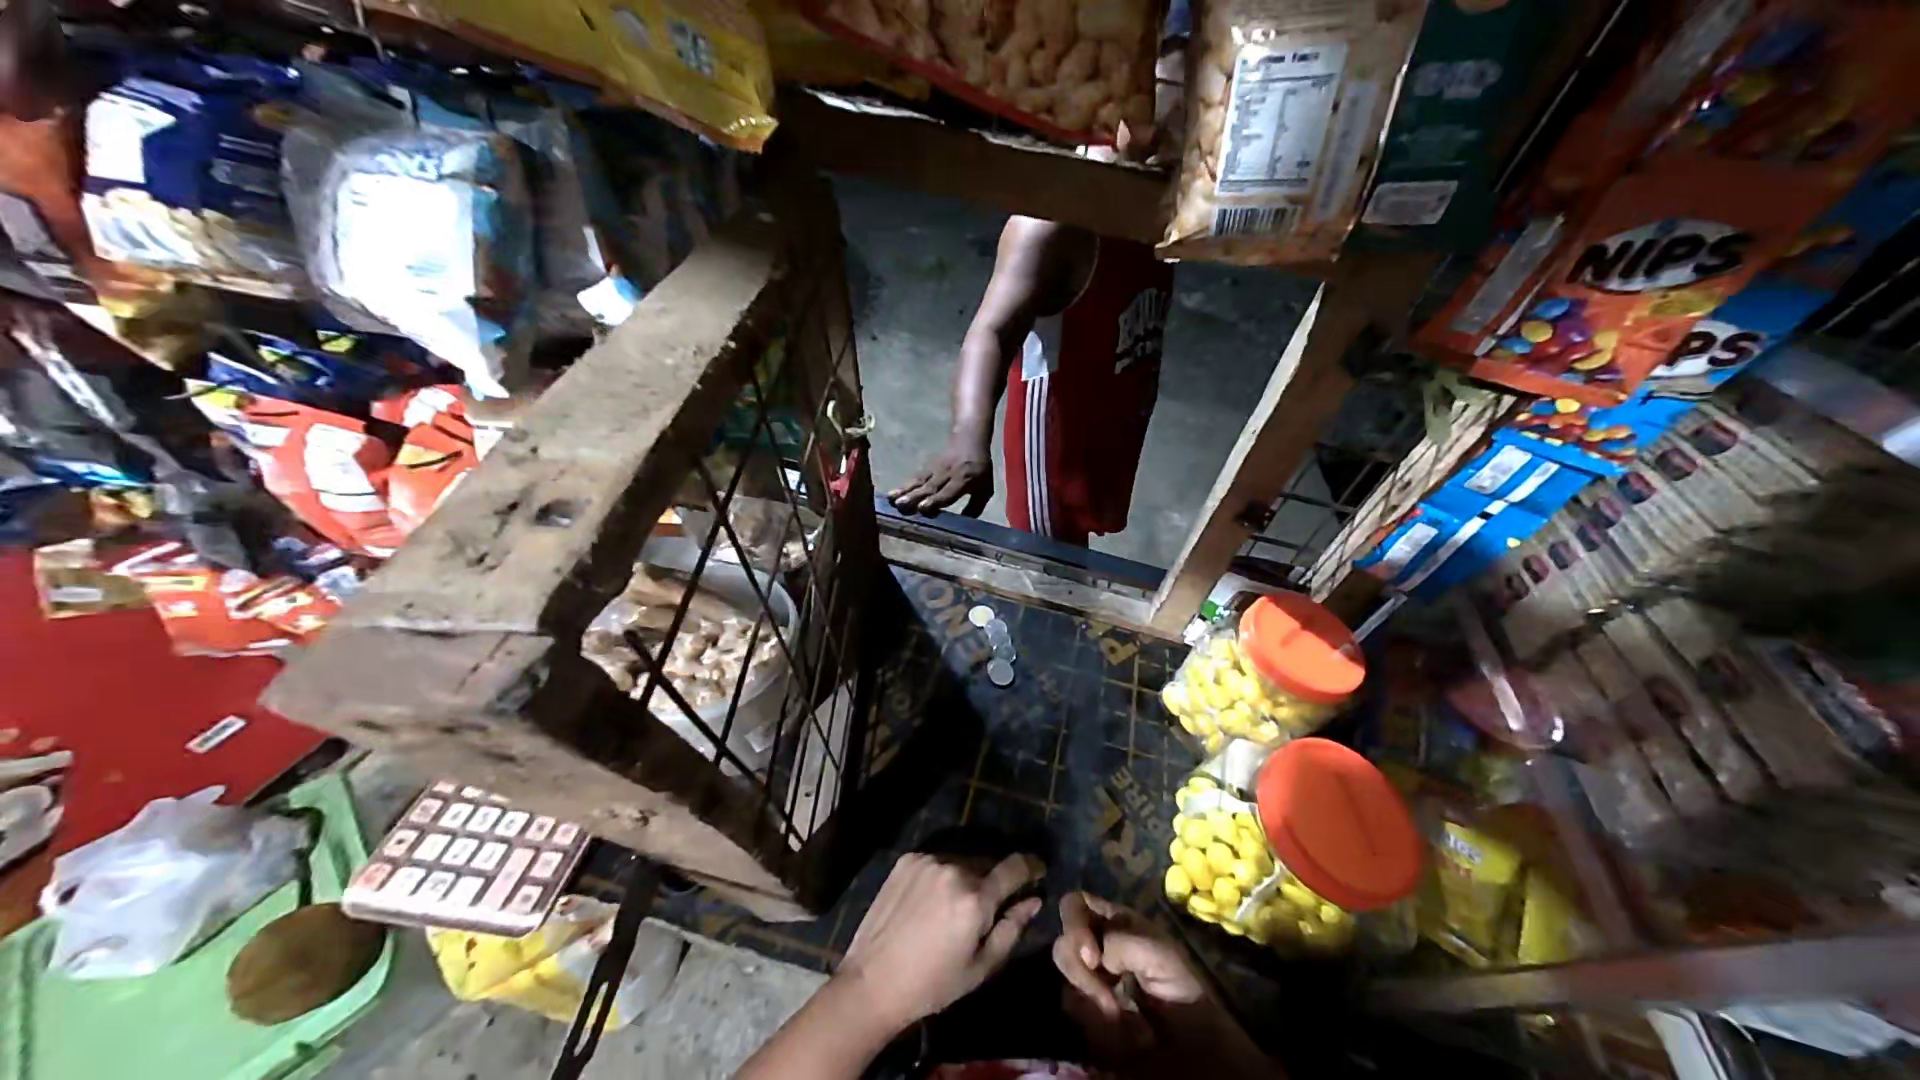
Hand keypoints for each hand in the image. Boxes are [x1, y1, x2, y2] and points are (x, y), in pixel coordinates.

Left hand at [834, 852, 1044, 1030]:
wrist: (872, 981)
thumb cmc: (932, 984)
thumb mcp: (981, 967)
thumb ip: (1011, 928)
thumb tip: (1034, 900)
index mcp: (975, 898)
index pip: (1015, 866)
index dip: (1032, 866)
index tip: (1039, 870)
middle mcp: (953, 869)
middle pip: (988, 863)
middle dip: (996, 879)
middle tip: (992, 905)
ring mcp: (927, 861)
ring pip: (963, 860)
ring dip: (969, 876)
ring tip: (957, 906)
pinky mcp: (907, 860)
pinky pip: (938, 860)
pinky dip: (944, 874)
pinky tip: (933, 900)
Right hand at [888, 439, 992, 516]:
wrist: (969, 439)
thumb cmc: (980, 469)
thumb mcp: (985, 488)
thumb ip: (975, 507)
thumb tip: (962, 525)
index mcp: (965, 479)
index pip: (948, 492)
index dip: (935, 500)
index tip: (922, 508)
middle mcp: (948, 474)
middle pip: (930, 487)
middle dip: (915, 497)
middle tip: (901, 505)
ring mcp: (936, 469)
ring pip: (919, 481)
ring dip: (905, 491)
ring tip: (891, 499)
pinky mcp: (927, 467)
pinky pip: (915, 478)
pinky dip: (904, 486)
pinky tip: (892, 494)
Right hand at [1052, 892, 1207, 1019]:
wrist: (1189, 1027)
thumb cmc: (1176, 979)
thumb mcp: (1155, 952)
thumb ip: (1119, 943)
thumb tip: (1096, 958)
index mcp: (1111, 918)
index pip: (1075, 904)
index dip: (1073, 923)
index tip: (1092, 958)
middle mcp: (1096, 939)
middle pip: (1063, 940)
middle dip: (1077, 968)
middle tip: (1104, 996)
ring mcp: (1091, 970)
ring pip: (1065, 970)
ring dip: (1084, 990)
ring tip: (1113, 1011)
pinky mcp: (1089, 998)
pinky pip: (1072, 997)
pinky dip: (1086, 1008)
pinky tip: (1110, 1017)